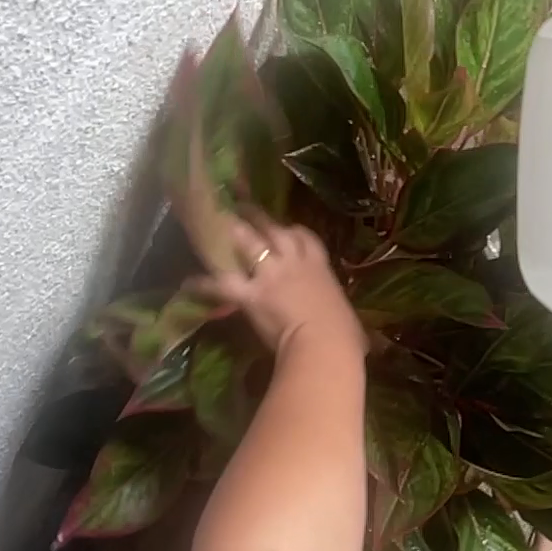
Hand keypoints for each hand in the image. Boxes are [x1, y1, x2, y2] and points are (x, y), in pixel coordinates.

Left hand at [189, 217, 364, 357]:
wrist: (325, 343)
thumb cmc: (344, 335)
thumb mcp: (349, 321)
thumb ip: (346, 321)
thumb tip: (361, 340)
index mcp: (320, 266)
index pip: (305, 237)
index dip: (294, 232)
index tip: (287, 229)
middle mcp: (293, 262)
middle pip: (272, 230)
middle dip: (257, 217)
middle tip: (240, 208)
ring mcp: (270, 275)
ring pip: (247, 243)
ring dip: (232, 233)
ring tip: (218, 223)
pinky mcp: (250, 294)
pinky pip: (222, 284)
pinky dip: (205, 284)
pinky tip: (191, 281)